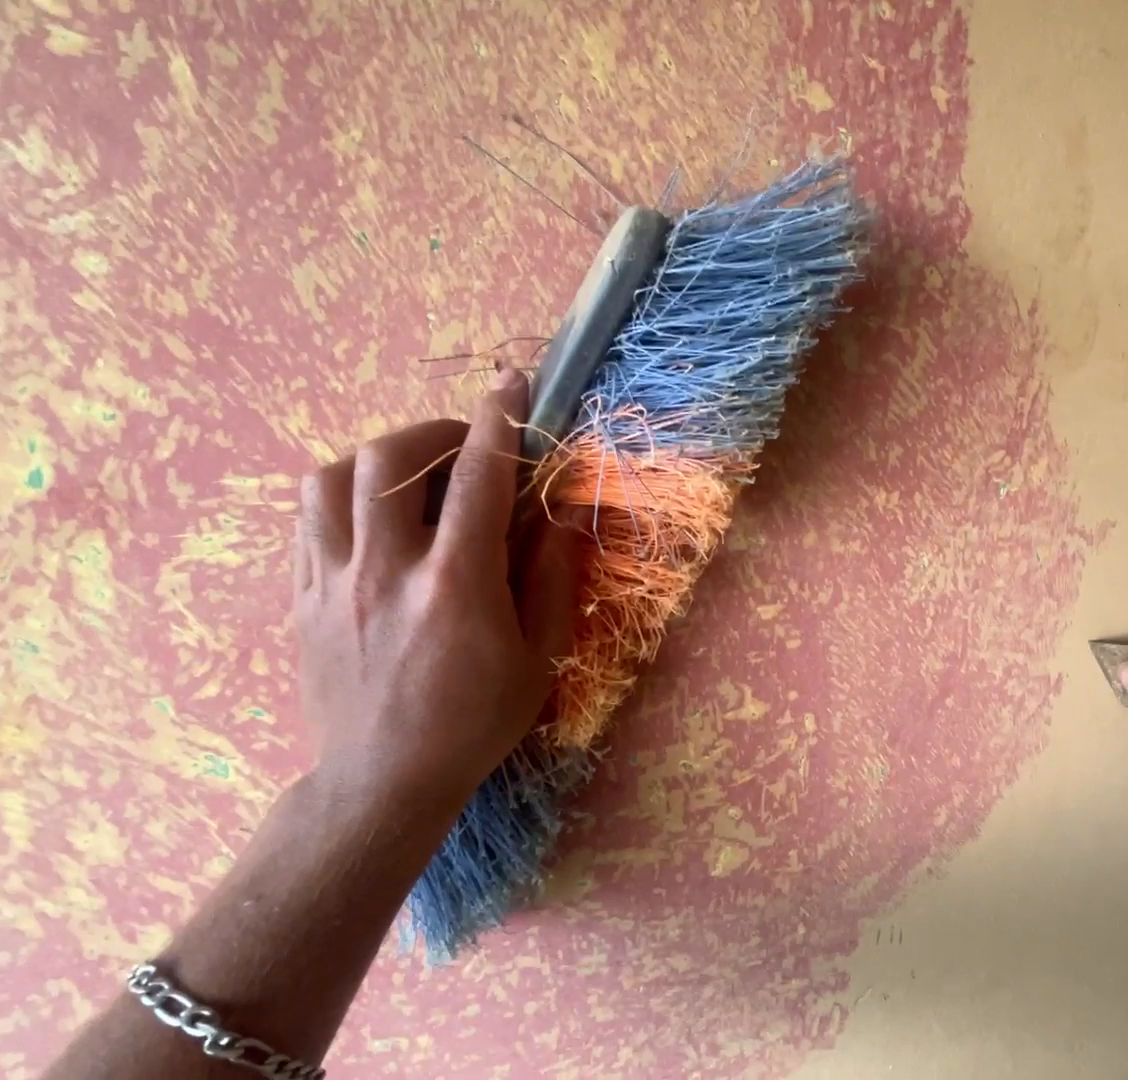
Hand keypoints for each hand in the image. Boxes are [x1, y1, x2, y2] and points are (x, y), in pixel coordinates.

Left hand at [293, 368, 580, 808]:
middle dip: (437, 431)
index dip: (500, 421)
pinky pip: (306, 516)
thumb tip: (563, 513)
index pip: (479, 477)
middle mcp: (385, 568)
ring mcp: (331, 580)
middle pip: (392, 459)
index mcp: (456, 583)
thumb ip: (552, 575)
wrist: (384, 778)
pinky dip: (344, 493)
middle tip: (470, 445)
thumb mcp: (540, 654)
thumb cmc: (478, 717)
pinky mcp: (299, 595)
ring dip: (381, 457)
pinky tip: (376, 514)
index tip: (513, 382)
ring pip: (332, 477)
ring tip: (416, 475)